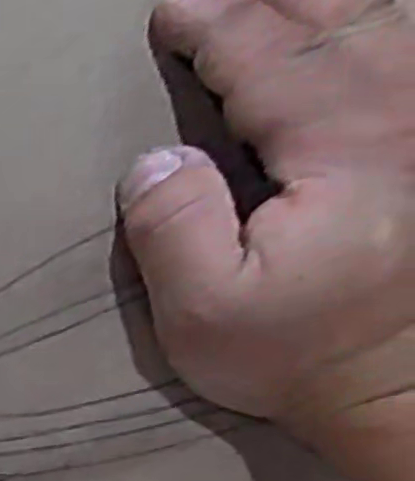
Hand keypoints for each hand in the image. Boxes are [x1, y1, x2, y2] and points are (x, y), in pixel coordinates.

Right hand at [119, 0, 414, 434]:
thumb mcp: (201, 305)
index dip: (221, 32)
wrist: (401, 381)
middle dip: (279, 1)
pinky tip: (357, 30)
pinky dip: (381, 33)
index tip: (172, 11)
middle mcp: (412, 119)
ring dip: (332, 6)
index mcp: (348, 152)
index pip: (276, 66)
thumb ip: (173, 227)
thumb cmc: (287, 350)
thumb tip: (153, 159)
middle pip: (349, 27)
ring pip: (395, 31)